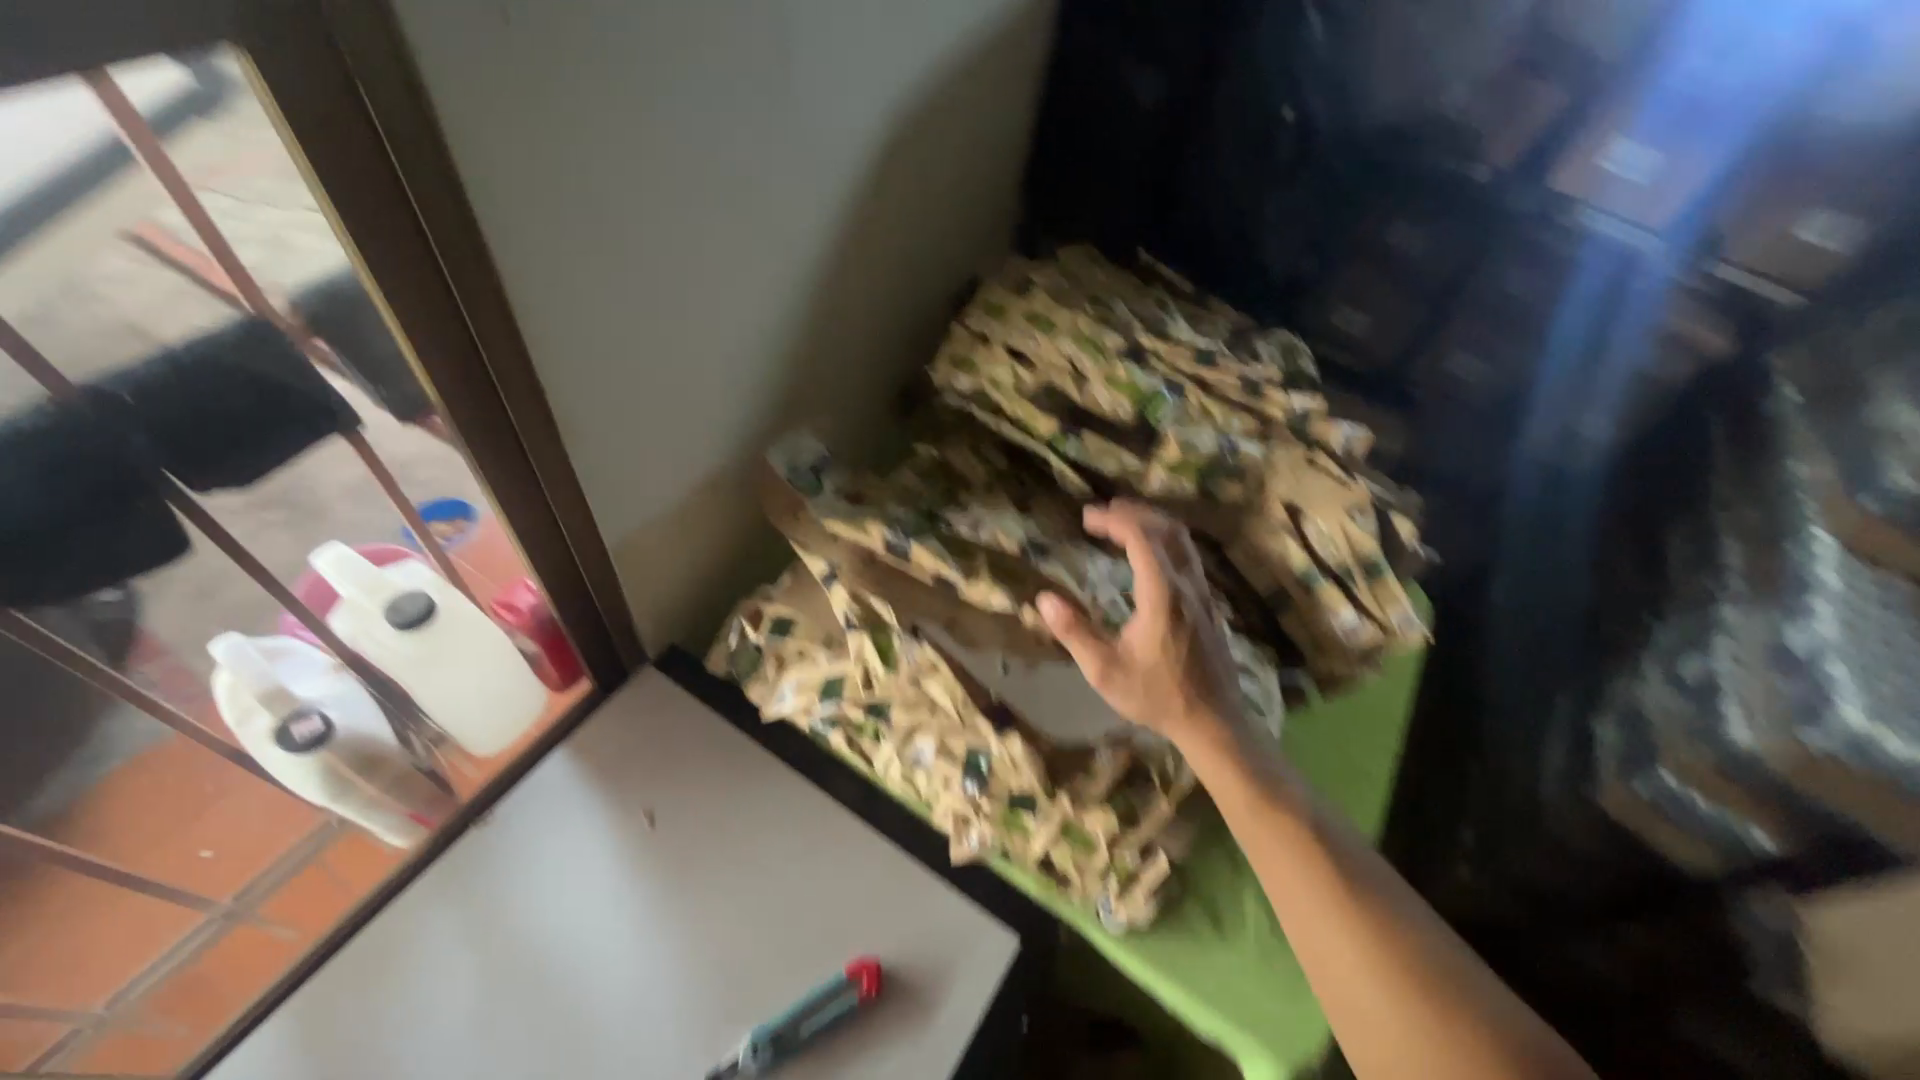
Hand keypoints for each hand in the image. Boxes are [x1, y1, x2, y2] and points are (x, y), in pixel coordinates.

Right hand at [1037, 500, 1249, 752]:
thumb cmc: (1156, 696)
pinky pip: (1189, 557)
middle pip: (1167, 529)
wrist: (1212, 720)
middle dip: (1135, 513)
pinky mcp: (1209, 605)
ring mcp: (1203, 594)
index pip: (1140, 538)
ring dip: (1154, 525)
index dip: (1113, 520)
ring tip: (1124, 525)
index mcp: (1162, 594)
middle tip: (1104, 513)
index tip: (1086, 518)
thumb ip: (1074, 632)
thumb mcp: (1105, 670)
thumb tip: (1044, 599)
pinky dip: (1166, 543)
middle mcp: (1187, 585)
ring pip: (1183, 542)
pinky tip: (1150, 558)